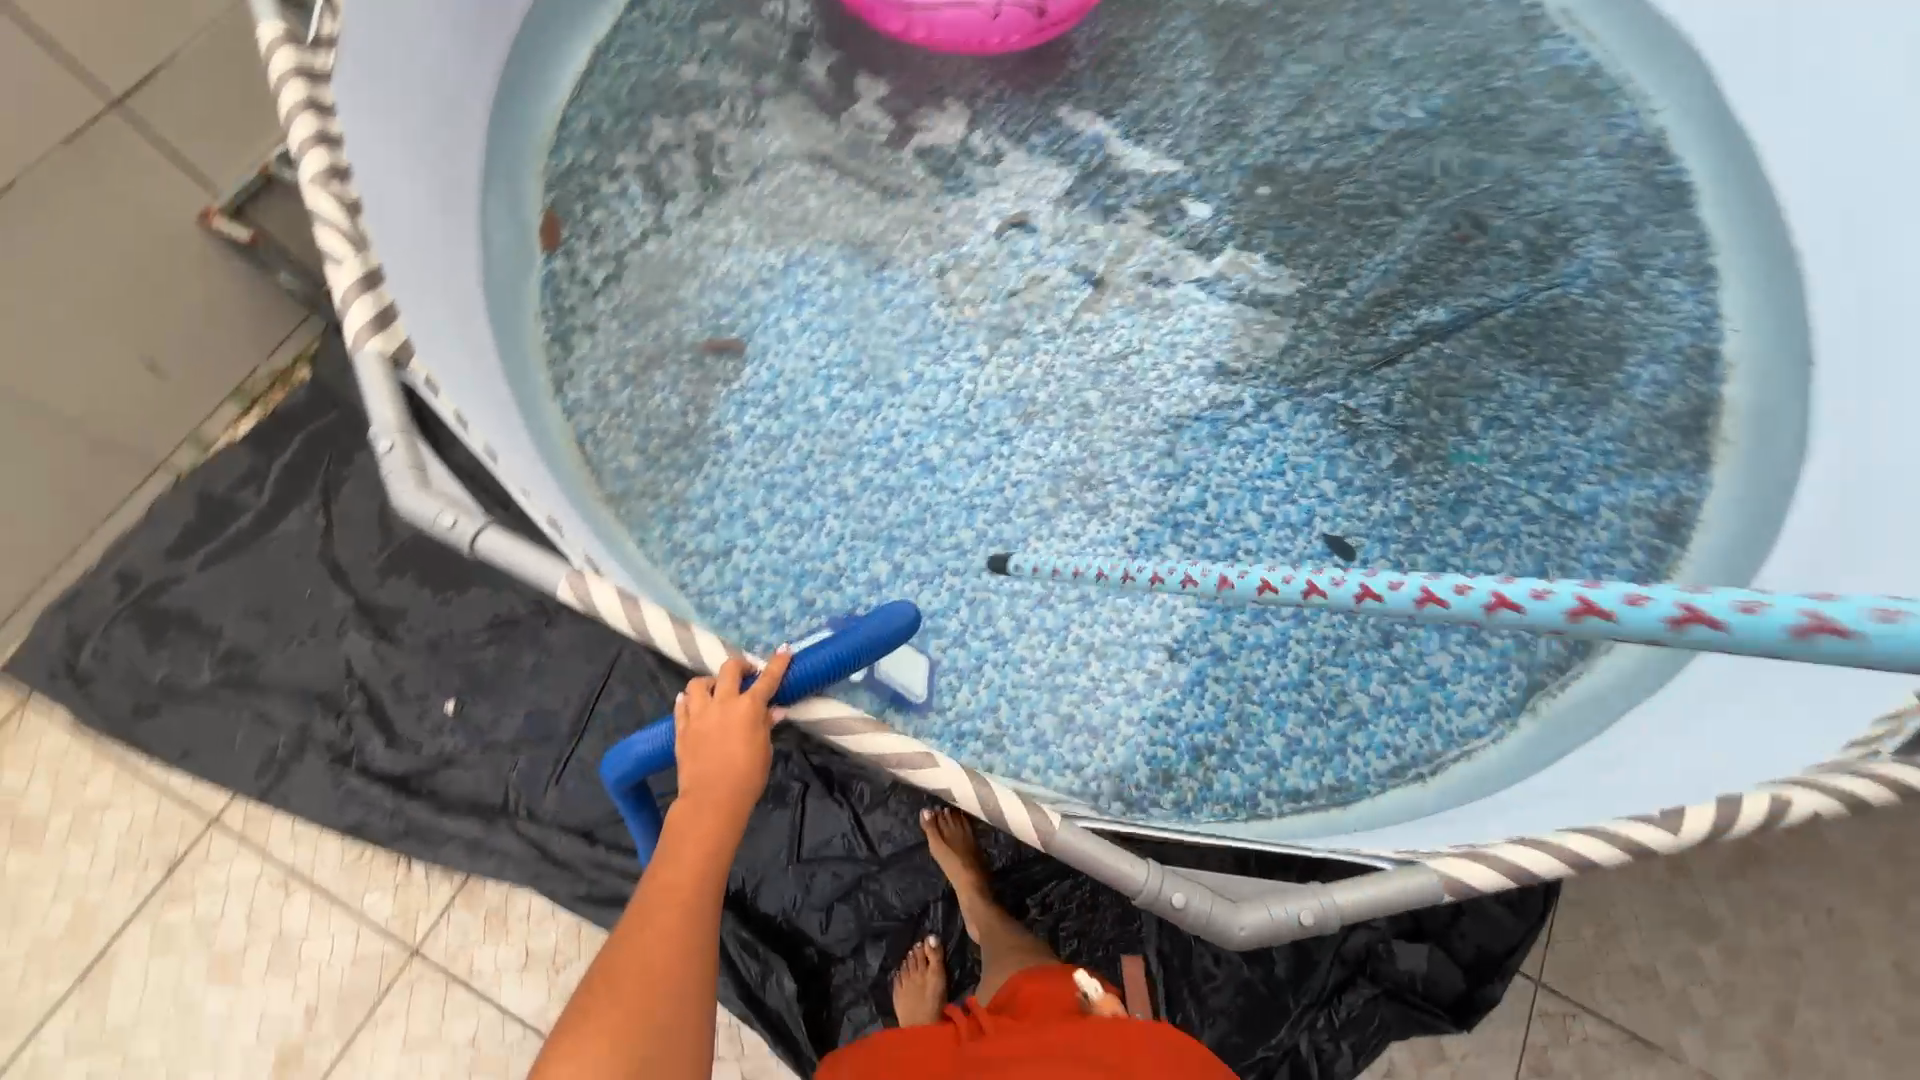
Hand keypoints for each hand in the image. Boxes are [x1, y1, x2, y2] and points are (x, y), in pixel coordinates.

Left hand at [670, 646, 792, 830]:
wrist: (712, 799)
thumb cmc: (747, 777)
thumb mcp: (764, 750)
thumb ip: (766, 725)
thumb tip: (774, 710)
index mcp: (749, 708)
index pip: (767, 679)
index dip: (777, 663)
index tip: (784, 649)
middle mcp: (723, 703)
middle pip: (729, 670)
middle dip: (740, 666)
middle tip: (746, 674)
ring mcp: (699, 714)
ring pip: (698, 683)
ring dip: (709, 682)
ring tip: (715, 690)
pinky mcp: (681, 728)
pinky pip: (681, 705)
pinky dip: (688, 700)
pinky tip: (691, 702)